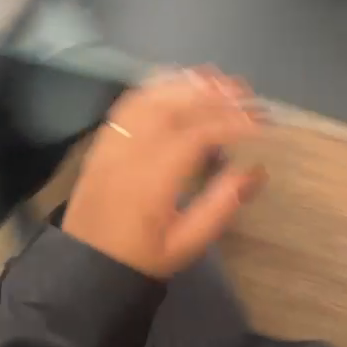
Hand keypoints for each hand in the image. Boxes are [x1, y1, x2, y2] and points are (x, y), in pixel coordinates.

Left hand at [62, 68, 267, 278]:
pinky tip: (179, 86)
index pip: (197, 135)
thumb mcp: (187, 244)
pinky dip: (158, 87)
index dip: (231, 123)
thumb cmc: (142, 257)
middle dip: (214, 95)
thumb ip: (220, 206)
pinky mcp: (104, 141)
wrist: (86, 264)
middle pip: (174, 107)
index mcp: (152, 181)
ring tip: (219, 82)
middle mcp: (130, 152)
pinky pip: (129, 103)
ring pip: (151, 98)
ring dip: (187, 84)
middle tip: (247, 93)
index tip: (261, 123)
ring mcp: (113, 143)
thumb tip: (255, 172)